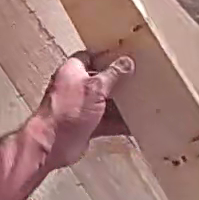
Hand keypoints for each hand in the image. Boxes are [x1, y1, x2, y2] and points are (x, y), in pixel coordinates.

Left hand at [27, 52, 134, 169]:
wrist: (52, 143)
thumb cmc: (67, 109)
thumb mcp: (94, 88)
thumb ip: (112, 75)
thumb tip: (126, 62)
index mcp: (72, 70)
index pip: (90, 56)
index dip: (107, 56)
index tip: (127, 56)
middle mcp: (75, 86)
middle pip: (100, 80)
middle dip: (119, 81)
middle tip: (142, 79)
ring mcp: (80, 106)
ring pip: (106, 102)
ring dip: (122, 104)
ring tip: (146, 100)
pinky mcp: (85, 124)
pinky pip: (107, 121)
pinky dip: (120, 122)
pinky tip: (138, 124)